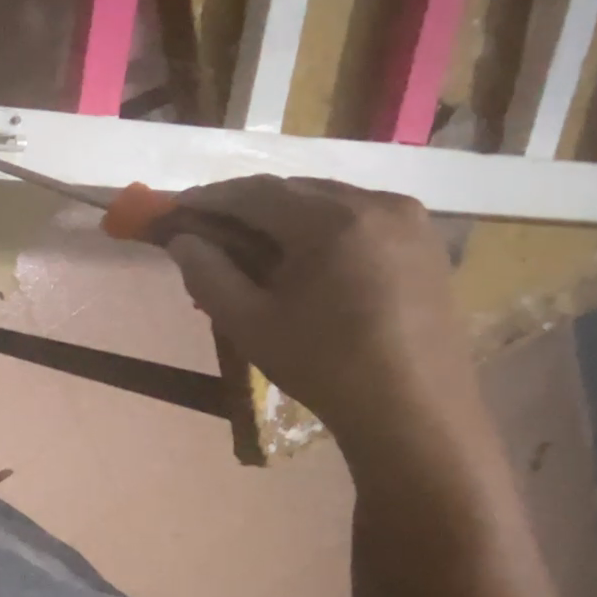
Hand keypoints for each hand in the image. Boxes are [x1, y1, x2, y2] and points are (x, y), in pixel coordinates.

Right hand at [164, 176, 487, 452]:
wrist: (412, 407)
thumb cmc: (322, 365)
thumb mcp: (247, 323)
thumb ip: (207, 274)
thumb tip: (181, 240)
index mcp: (331, 222)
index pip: (255, 192)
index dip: (208, 197)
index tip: (172, 207)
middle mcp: (376, 202)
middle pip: (293, 189)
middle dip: (243, 205)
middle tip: (203, 227)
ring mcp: (409, 217)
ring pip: (326, 200)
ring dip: (280, 215)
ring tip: (245, 244)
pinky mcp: (423, 239)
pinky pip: (357, 216)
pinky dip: (317, 226)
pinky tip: (297, 256)